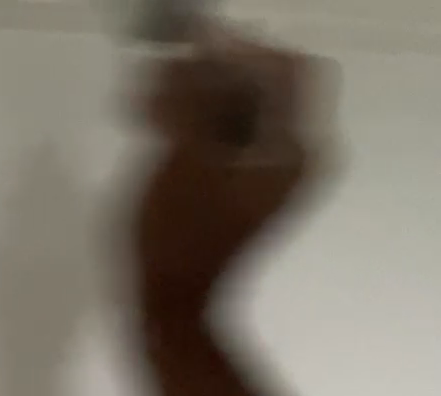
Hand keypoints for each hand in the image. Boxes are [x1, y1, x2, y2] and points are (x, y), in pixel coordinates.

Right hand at [132, 28, 333, 334]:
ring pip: (237, 116)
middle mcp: (291, 160)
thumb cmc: (176, 240)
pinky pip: (223, 145)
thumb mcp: (184, 160)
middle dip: (209, 73)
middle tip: (162, 75)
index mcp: (292, 150)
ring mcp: (265, 182)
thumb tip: (203, 40)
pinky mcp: (239, 198)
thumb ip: (197, 95)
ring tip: (147, 102)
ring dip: (194, 99)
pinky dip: (192, 129)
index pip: (283, 68)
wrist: (170, 310)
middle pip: (261, 89)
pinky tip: (155, 127)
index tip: (188, 46)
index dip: (236, 47)